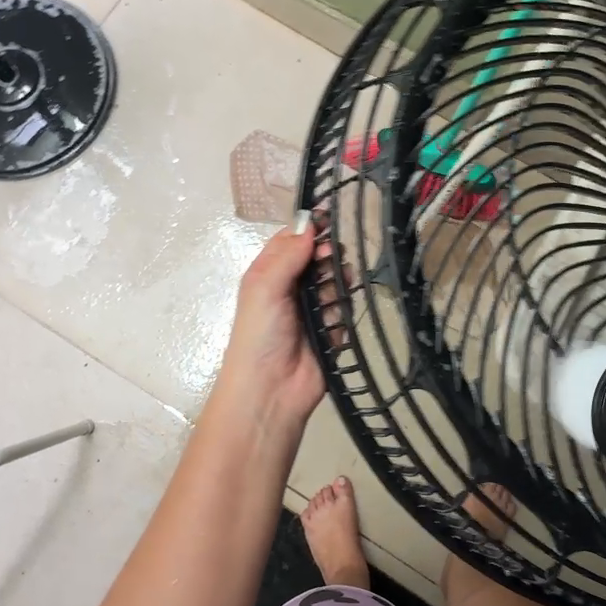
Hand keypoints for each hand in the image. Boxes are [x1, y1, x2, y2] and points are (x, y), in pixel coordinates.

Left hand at [206, 217, 333, 438]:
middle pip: (318, 256)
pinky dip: (343, 307)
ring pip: (335, 279)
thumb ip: (288, 255)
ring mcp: (312, 307)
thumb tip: (310, 225)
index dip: (309, 227)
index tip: (330, 215)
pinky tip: (336, 315)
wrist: (271, 389)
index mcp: (268, 272)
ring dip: (337, 279)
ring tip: (335, 288)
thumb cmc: (260, 334)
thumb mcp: (265, 286)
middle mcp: (290, 286)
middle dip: (327, 253)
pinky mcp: (332, 328)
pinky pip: (345, 307)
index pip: (291, 239)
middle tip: (331, 257)